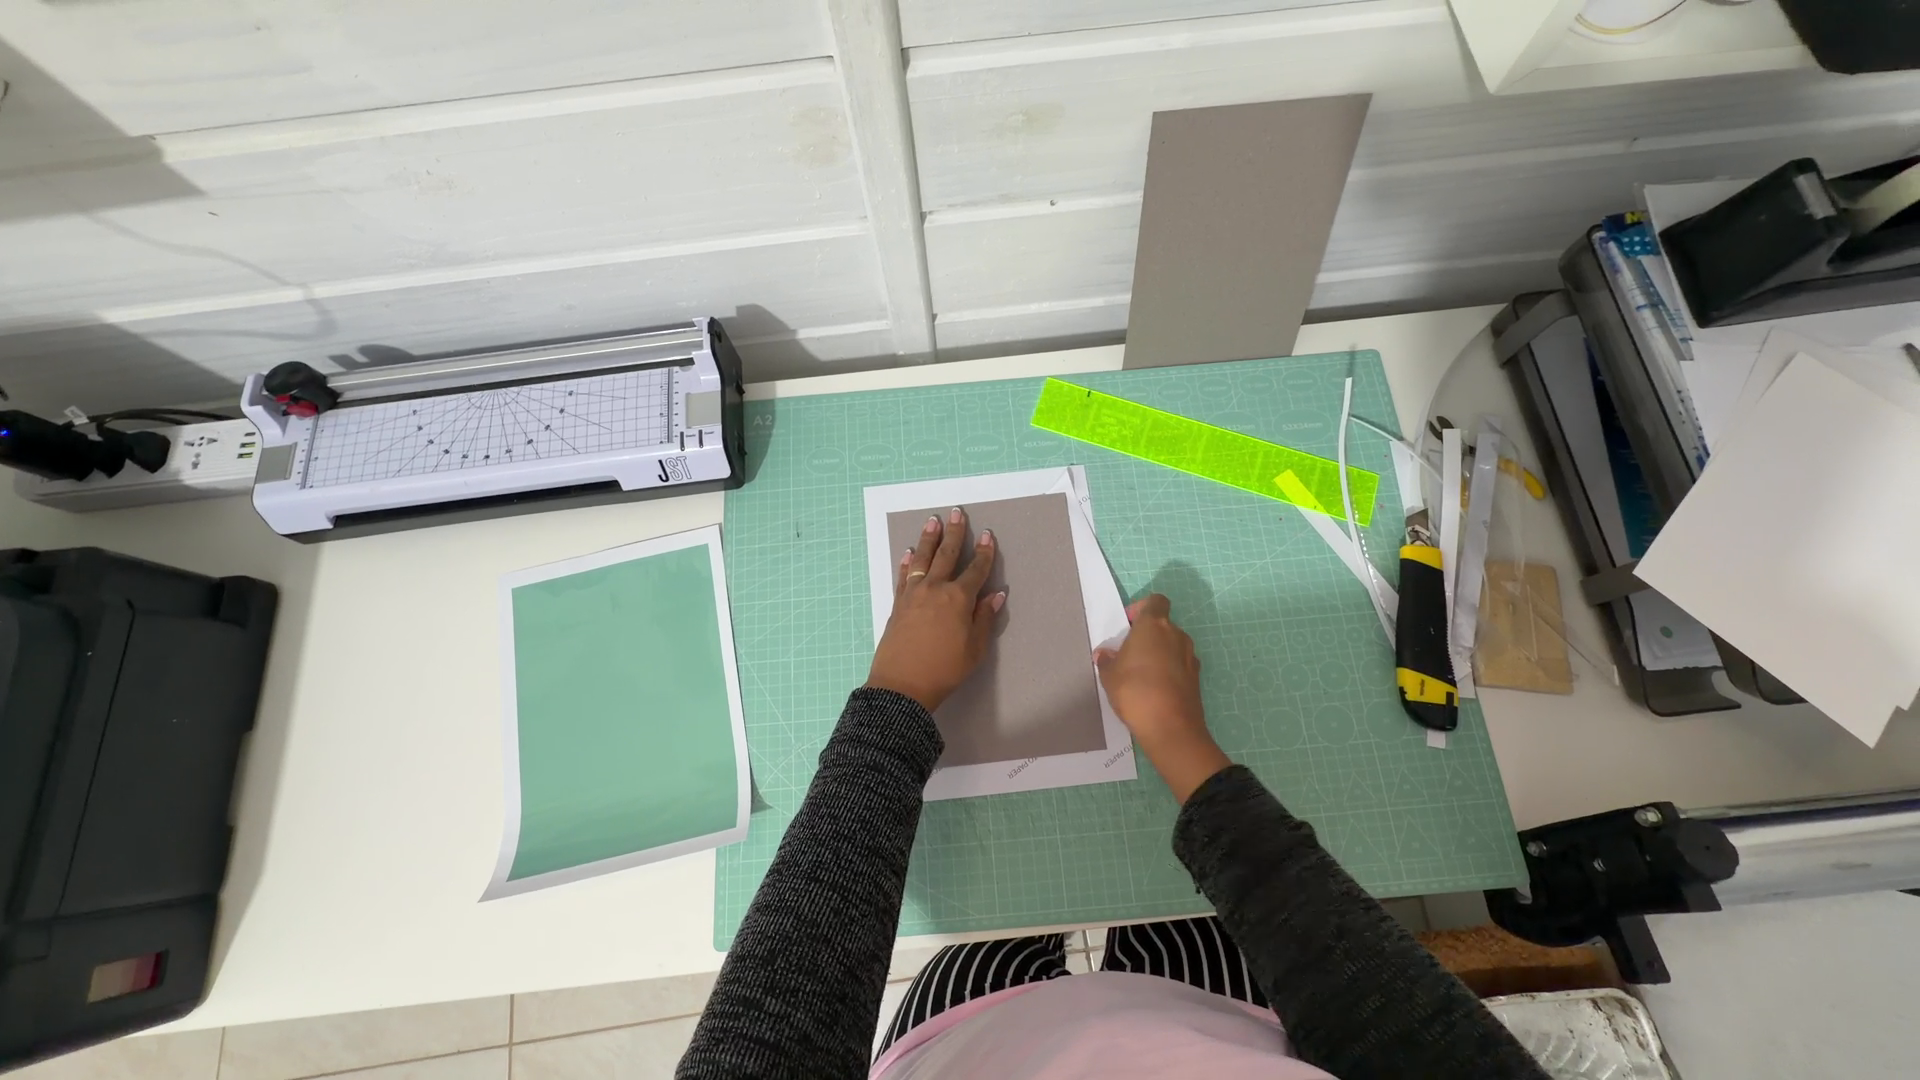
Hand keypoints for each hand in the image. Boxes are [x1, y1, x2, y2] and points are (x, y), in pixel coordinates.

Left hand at [866, 507, 1005, 711]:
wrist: (902, 685)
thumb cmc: (945, 669)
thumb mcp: (975, 649)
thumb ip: (984, 619)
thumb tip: (996, 595)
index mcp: (958, 599)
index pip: (975, 570)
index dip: (983, 552)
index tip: (987, 535)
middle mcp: (935, 589)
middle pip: (947, 555)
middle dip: (954, 533)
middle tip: (957, 513)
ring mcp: (913, 594)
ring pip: (922, 559)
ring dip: (929, 538)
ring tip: (932, 521)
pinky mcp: (897, 604)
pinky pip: (903, 576)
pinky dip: (907, 562)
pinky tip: (909, 553)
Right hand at [1094, 594, 1230, 802]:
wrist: (1170, 728)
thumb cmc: (1135, 691)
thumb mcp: (1109, 675)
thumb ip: (1107, 660)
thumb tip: (1105, 654)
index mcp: (1154, 626)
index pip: (1155, 601)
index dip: (1141, 609)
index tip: (1127, 626)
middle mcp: (1176, 635)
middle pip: (1162, 625)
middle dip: (1146, 636)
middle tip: (1128, 654)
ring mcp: (1190, 656)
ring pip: (1172, 646)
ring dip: (1158, 654)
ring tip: (1140, 675)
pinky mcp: (1197, 678)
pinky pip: (1179, 665)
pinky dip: (1168, 671)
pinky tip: (1154, 689)